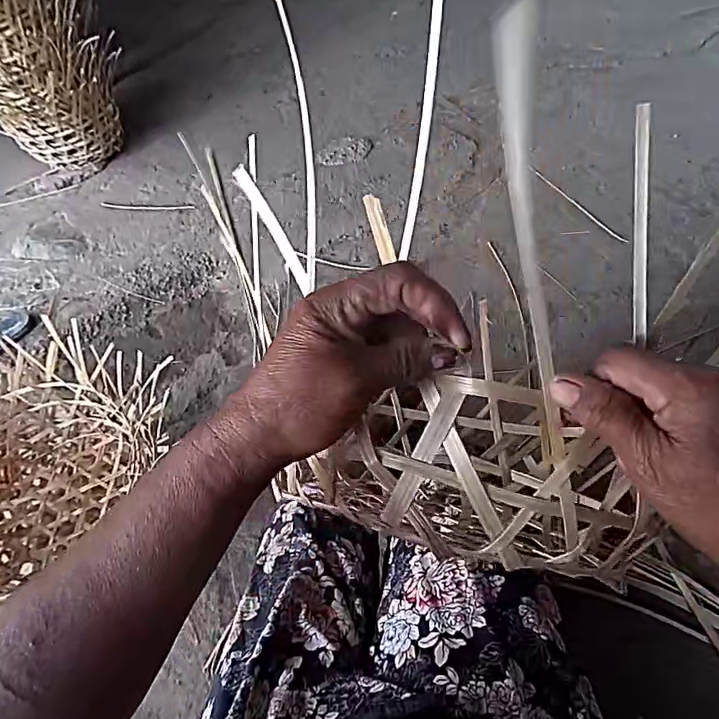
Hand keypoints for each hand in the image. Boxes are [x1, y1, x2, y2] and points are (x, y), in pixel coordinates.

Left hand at [215, 262, 471, 471]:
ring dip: (425, 342)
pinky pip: (390, 348)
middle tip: (459, 351)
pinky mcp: (352, 356)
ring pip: (400, 325)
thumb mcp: (356, 380)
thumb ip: (403, 360)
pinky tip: (426, 374)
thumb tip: (447, 351)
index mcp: (336, 303)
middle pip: (402, 298)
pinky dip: (411, 358)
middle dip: (434, 320)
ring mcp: (348, 333)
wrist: (259, 437)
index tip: (457, 337)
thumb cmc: (297, 405)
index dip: (434, 302)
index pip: (397, 282)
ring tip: (446, 367)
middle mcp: (344, 310)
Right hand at [548, 347, 718, 581]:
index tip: (595, 427)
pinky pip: (703, 397)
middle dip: (631, 405)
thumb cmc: (712, 510)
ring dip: (657, 412)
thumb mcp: (647, 463)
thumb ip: (605, 416)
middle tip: (638, 455)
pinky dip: (686, 418)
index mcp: (693, 384)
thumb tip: (561, 384)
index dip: (597, 387)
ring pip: (674, 385)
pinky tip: (696, 456)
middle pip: (649, 371)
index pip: (619, 359)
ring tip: (671, 460)